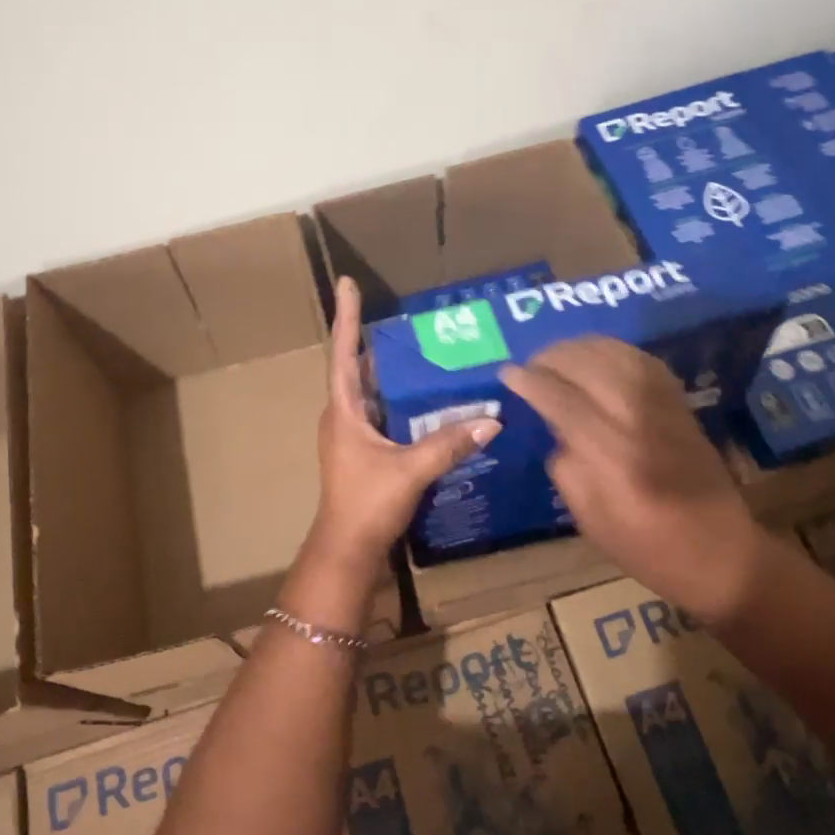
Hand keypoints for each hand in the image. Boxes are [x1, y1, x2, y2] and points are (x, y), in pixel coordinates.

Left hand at [310, 276, 501, 566]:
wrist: (347, 551)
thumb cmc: (366, 504)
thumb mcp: (410, 471)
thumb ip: (448, 444)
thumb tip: (491, 419)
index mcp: (343, 411)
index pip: (344, 353)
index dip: (347, 317)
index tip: (346, 284)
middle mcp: (343, 416)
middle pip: (357, 368)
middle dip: (376, 340)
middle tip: (404, 316)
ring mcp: (353, 436)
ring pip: (372, 393)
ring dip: (391, 372)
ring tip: (422, 349)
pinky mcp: (365, 453)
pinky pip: (383, 414)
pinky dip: (402, 401)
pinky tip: (428, 399)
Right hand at [500, 336, 766, 623]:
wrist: (720, 552)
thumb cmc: (647, 548)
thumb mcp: (589, 520)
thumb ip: (566, 468)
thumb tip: (555, 430)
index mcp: (612, 457)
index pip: (562, 401)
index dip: (531, 382)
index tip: (507, 374)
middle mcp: (638, 422)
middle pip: (590, 366)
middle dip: (553, 357)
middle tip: (529, 363)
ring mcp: (665, 409)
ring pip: (618, 355)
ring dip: (582, 347)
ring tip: (557, 354)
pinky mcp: (682, 406)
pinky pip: (645, 361)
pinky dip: (615, 350)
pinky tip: (598, 356)